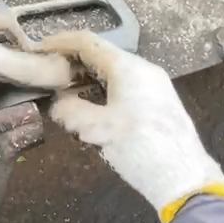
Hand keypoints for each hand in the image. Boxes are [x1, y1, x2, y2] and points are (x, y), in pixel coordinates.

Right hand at [36, 31, 223, 217]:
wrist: (186, 180)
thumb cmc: (140, 148)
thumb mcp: (97, 130)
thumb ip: (71, 111)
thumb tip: (58, 104)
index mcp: (128, 67)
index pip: (87, 42)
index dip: (60, 42)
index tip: (38, 49)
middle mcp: (143, 69)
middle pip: (101, 54)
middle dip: (72, 62)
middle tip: (48, 74)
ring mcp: (154, 85)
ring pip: (113, 71)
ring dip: (87, 78)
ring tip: (64, 92)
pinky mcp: (159, 102)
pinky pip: (124, 85)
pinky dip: (103, 89)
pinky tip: (91, 107)